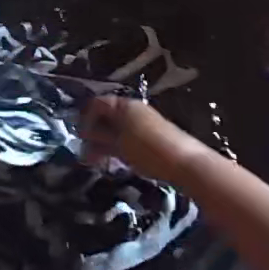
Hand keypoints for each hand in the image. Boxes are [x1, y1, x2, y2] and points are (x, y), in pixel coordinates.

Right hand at [80, 95, 206, 181]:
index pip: (96, 104)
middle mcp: (135, 109)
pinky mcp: (156, 136)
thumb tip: (83, 135)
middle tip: (87, 152)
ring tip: (101, 160)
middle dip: (95, 133)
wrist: (188, 165)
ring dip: (107, 142)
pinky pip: (131, 136)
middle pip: (107, 116)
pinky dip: (121, 146)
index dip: (85, 118)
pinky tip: (120, 162)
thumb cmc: (148, 151)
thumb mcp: (117, 146)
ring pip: (119, 128)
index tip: (80, 137)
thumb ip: (98, 139)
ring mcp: (147, 122)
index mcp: (123, 105)